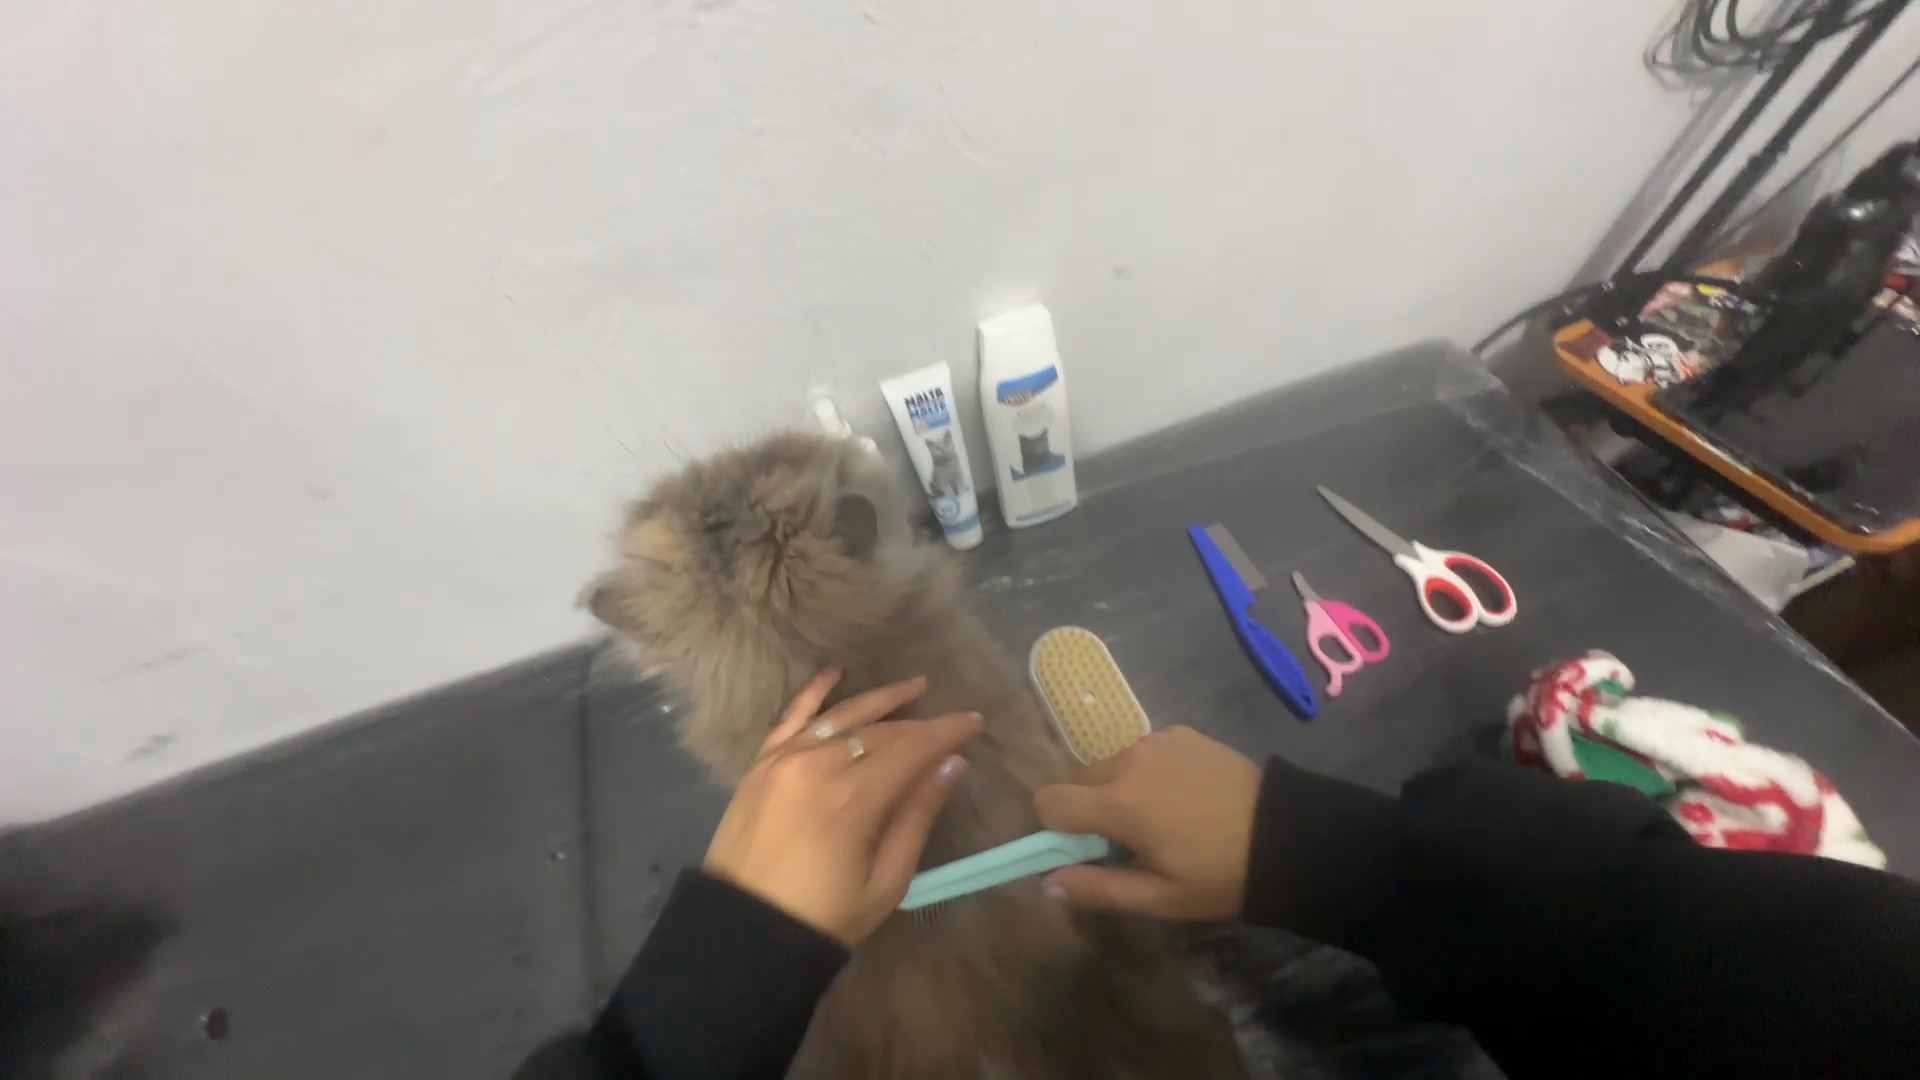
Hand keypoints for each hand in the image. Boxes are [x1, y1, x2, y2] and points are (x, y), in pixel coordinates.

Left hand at [703, 669, 982, 945]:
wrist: (742, 934)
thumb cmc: (823, 917)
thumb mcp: (885, 882)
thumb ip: (918, 816)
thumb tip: (952, 764)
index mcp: (851, 801)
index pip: (911, 750)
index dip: (946, 732)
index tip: (974, 721)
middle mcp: (818, 767)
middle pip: (880, 733)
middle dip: (919, 725)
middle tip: (949, 724)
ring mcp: (784, 760)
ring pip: (843, 718)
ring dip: (881, 700)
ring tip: (914, 686)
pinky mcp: (761, 763)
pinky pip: (792, 716)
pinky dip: (815, 691)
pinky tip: (836, 672)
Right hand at [1033, 726, 1260, 918]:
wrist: (1289, 836)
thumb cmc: (1220, 876)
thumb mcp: (1160, 898)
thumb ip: (1097, 889)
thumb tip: (1046, 881)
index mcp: (1118, 803)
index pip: (1049, 801)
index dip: (1054, 827)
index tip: (1082, 849)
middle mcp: (1127, 760)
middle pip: (1078, 780)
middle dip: (1089, 809)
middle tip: (1130, 840)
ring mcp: (1154, 740)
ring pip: (1110, 764)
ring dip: (1119, 788)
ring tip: (1163, 816)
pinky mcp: (1178, 732)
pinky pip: (1142, 750)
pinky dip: (1148, 771)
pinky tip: (1184, 794)